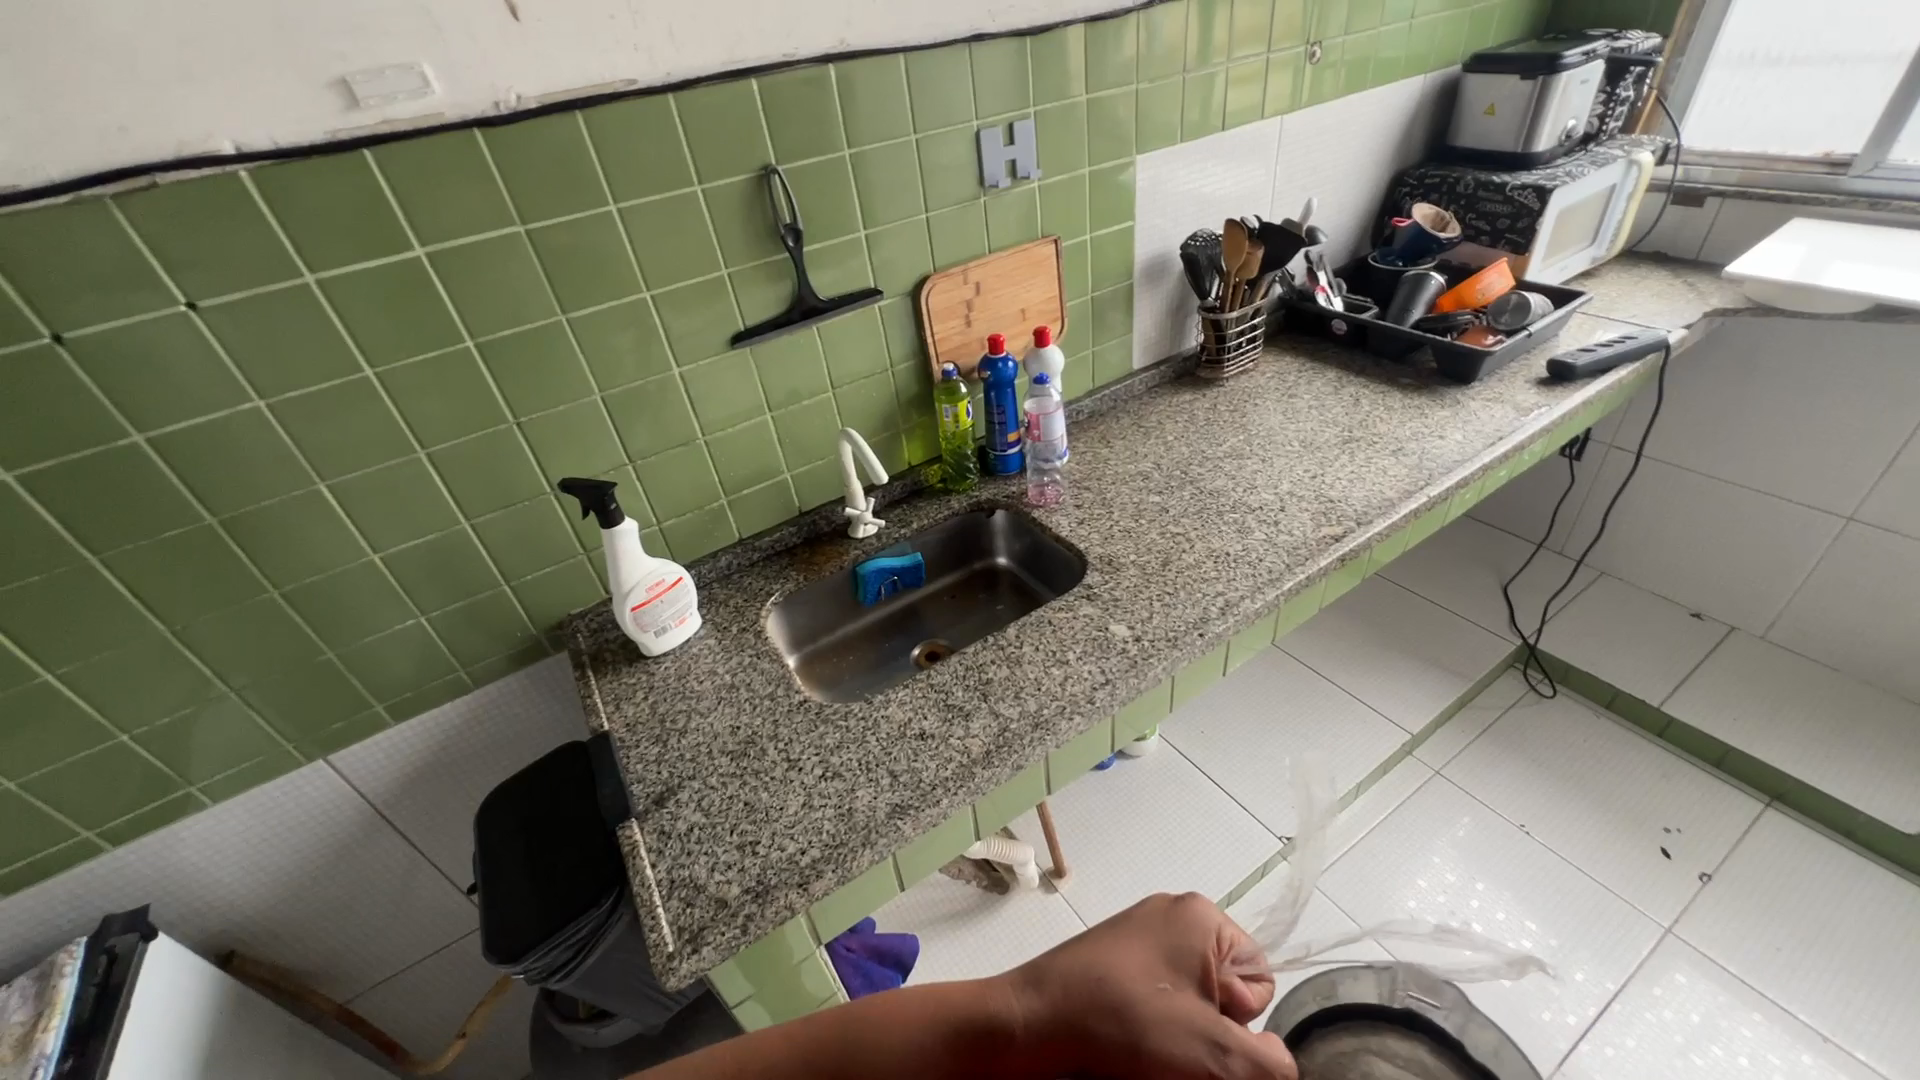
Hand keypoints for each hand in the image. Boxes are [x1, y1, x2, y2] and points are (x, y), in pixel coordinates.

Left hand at [1001, 892, 1297, 1079]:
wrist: (1033, 1026)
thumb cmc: (1126, 1026)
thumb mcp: (1216, 1054)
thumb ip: (1271, 1063)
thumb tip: (1276, 1060)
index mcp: (1200, 917)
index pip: (1261, 979)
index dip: (1240, 1019)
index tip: (1199, 1025)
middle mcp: (1170, 917)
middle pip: (1224, 995)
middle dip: (1211, 1035)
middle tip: (1173, 1048)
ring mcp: (1136, 939)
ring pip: (1190, 1008)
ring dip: (1183, 1043)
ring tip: (1149, 1054)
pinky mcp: (1110, 964)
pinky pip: (1155, 1005)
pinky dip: (1152, 1035)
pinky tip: (1130, 1051)